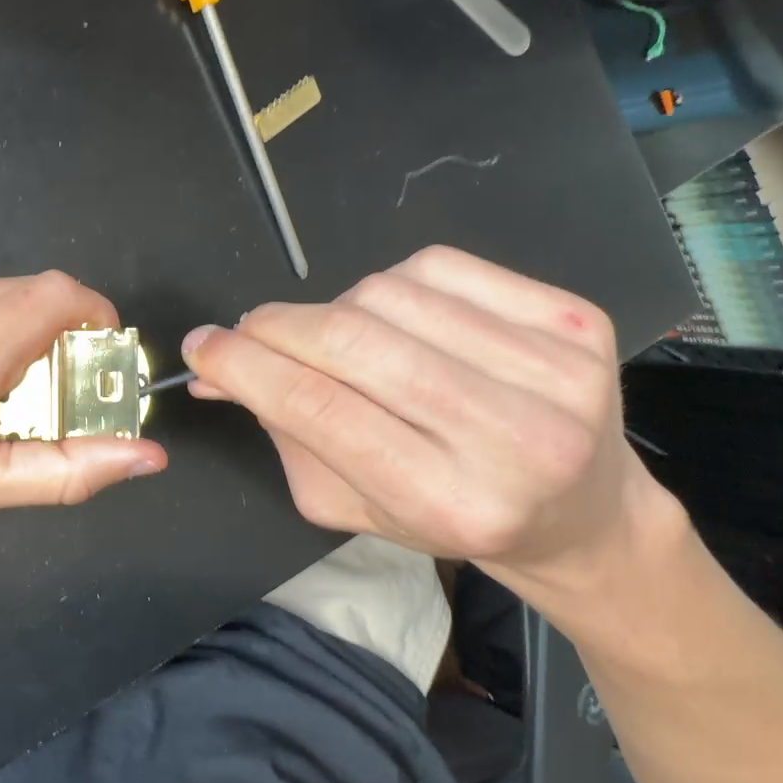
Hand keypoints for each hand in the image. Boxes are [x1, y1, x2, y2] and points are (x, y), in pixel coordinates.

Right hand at [182, 245, 670, 586]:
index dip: (244, 367)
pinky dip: (391, 284)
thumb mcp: (348, 501)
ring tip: (340, 341)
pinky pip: (438, 265)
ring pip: (386, 294)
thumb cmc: (448, 516)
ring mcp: (555, 371)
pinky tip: (397, 319)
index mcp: (449, 502)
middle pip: (350, 342)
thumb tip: (214, 369)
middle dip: (273, 327)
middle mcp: (515, 437)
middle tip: (245, 332)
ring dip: (334, 309)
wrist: (581, 513)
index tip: (201, 348)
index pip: (319, 409)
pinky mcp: (576, 320)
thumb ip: (279, 431)